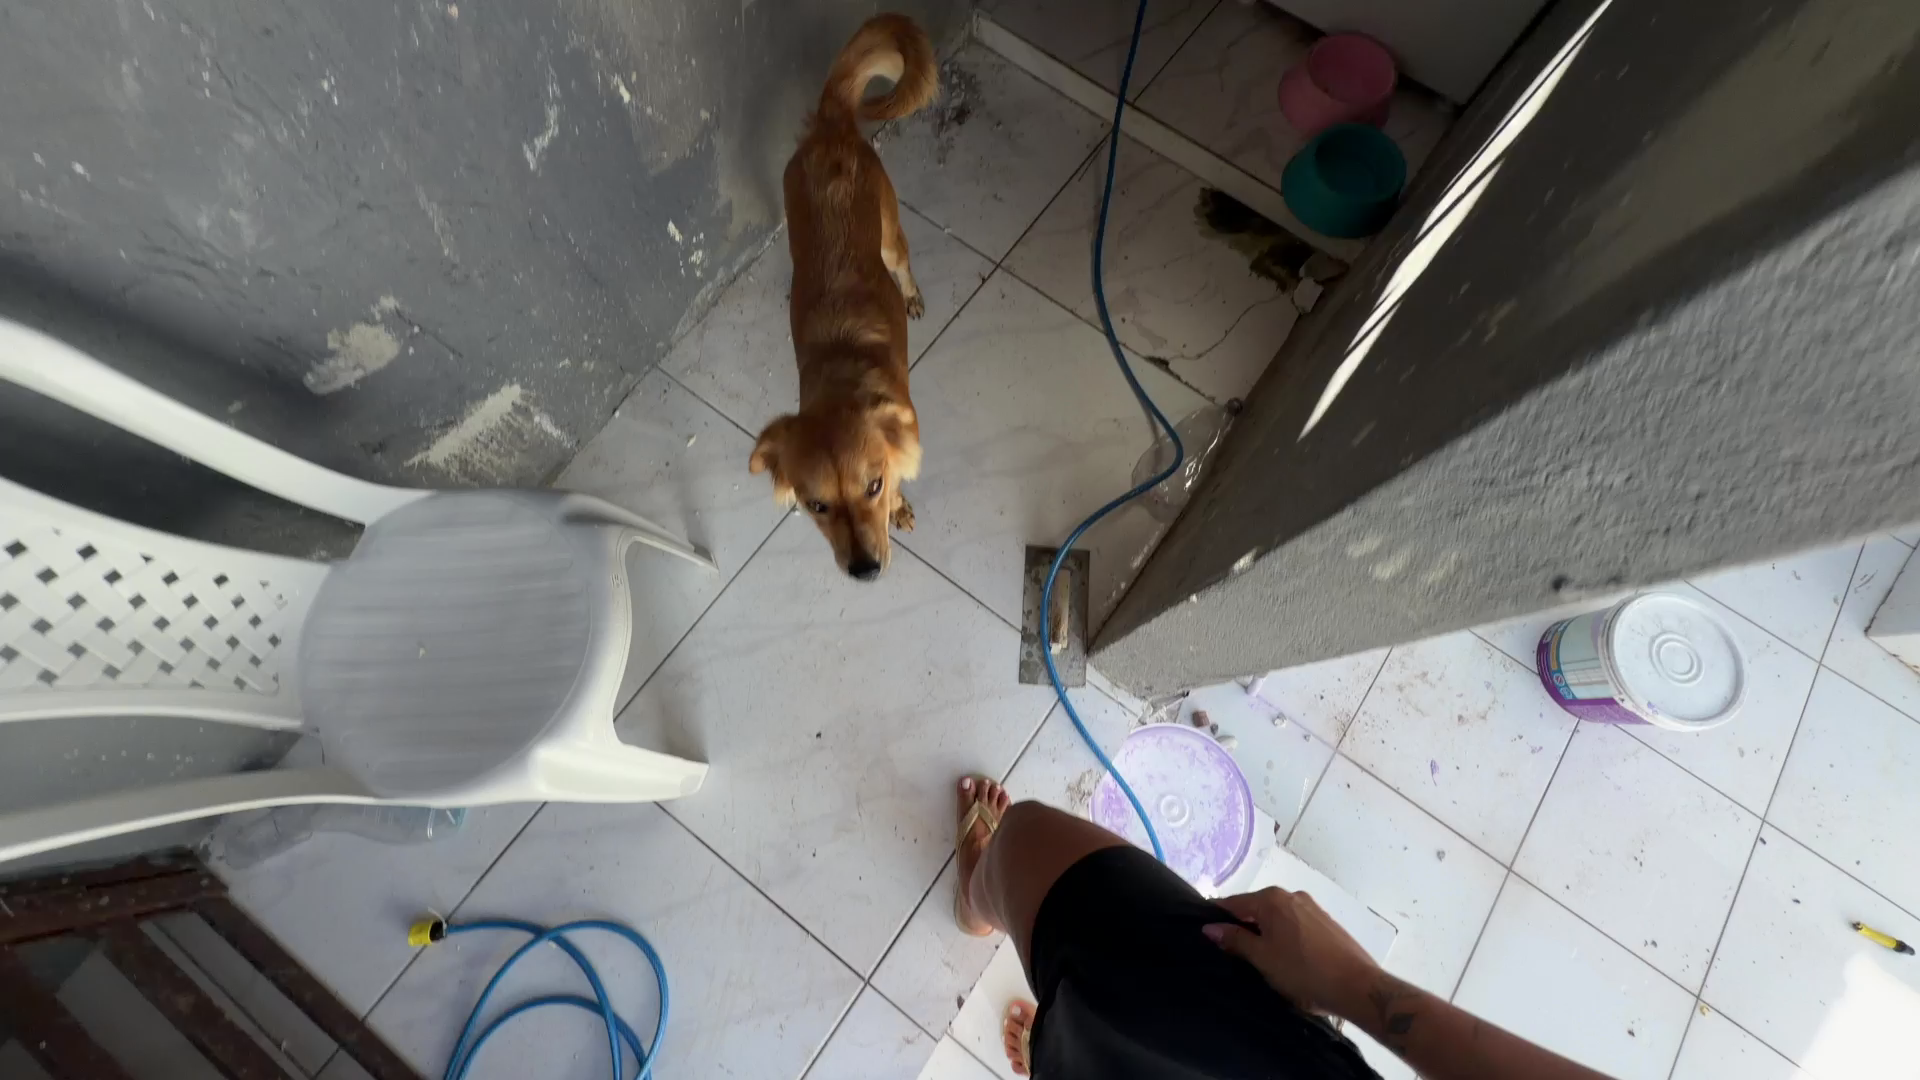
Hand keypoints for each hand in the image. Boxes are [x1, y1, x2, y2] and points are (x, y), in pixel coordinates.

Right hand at [1203, 887, 1380, 1018]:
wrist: (1360, 988)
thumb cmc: (1304, 971)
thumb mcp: (1263, 959)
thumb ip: (1235, 940)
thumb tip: (1209, 927)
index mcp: (1270, 899)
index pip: (1233, 903)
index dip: (1219, 918)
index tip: (1210, 934)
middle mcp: (1290, 894)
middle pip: (1256, 907)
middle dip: (1246, 926)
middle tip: (1240, 953)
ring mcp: (1311, 906)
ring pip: (1278, 916)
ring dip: (1268, 932)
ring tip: (1268, 959)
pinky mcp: (1327, 922)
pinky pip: (1296, 924)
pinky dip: (1288, 936)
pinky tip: (1293, 958)